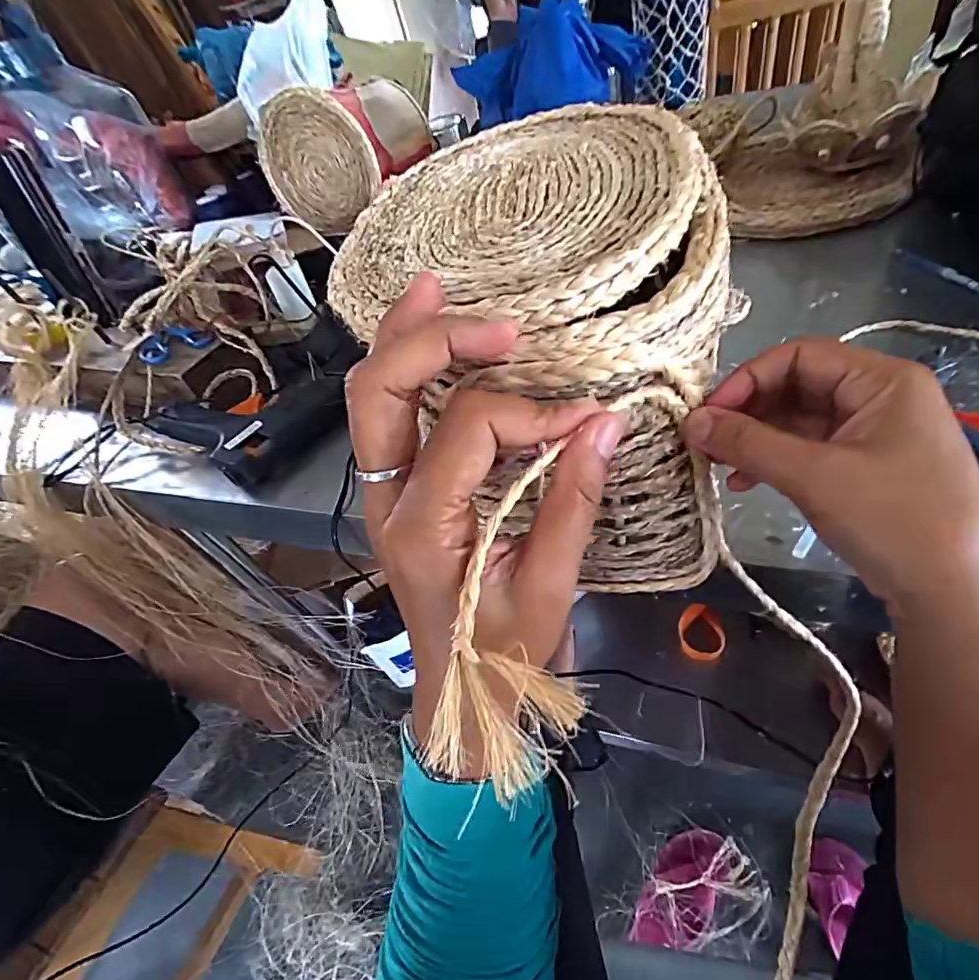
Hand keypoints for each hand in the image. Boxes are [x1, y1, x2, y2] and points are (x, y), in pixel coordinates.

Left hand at [345, 273, 622, 759]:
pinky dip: (409, 369)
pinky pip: (392, 415)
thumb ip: (573, 501)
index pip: (471, 431)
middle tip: (504, 326)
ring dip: (405, 338)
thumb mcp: (551, 586)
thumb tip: (605, 422)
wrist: (464, 690)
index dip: (534, 413)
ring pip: (372, 394)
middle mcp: (387, 500)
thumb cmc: (507, 652)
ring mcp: (384, 493)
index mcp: (422, 527)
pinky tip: (433, 335)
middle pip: (382, 390)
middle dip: (438, 342)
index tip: (587, 419)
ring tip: (437, 289)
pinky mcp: (400, 490)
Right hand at [681, 338, 978, 606]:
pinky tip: (749, 482)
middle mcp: (882, 397)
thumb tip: (692, 421)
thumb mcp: (815, 476)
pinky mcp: (870, 469)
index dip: (748, 379)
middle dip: (750, 412)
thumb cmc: (892, 519)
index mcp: (883, 380)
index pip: (801, 356)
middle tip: (708, 442)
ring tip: (722, 467)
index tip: (707, 414)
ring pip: (803, 421)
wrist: (954, 592)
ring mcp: (877, 435)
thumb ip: (749, 443)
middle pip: (800, 386)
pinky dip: (779, 461)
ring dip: (759, 440)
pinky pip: (814, 451)